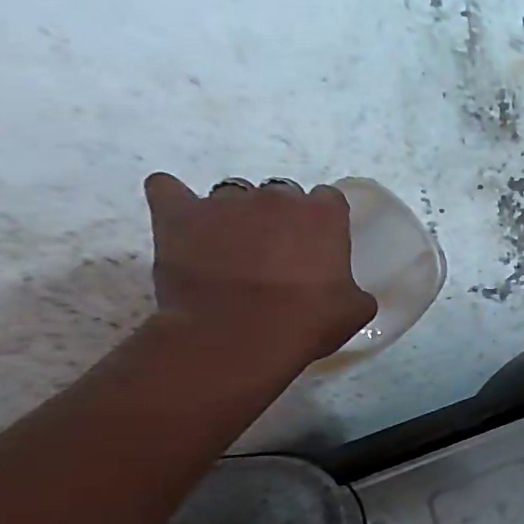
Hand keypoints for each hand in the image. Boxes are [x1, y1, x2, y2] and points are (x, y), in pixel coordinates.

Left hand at [143, 174, 376, 367]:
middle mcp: (276, 199)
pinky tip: (184, 220)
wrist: (239, 335)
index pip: (329, 199)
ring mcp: (223, 203)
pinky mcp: (176, 214)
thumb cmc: (310, 320)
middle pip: (281, 193)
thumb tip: (341, 285)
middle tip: (279, 249)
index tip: (323, 242)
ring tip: (233, 243)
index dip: (325, 219)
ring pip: (232, 193)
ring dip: (236, 212)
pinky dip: (174, 199)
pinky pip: (167, 189)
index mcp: (324, 216)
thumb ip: (351, 283)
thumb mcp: (356, 307)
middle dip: (281, 215)